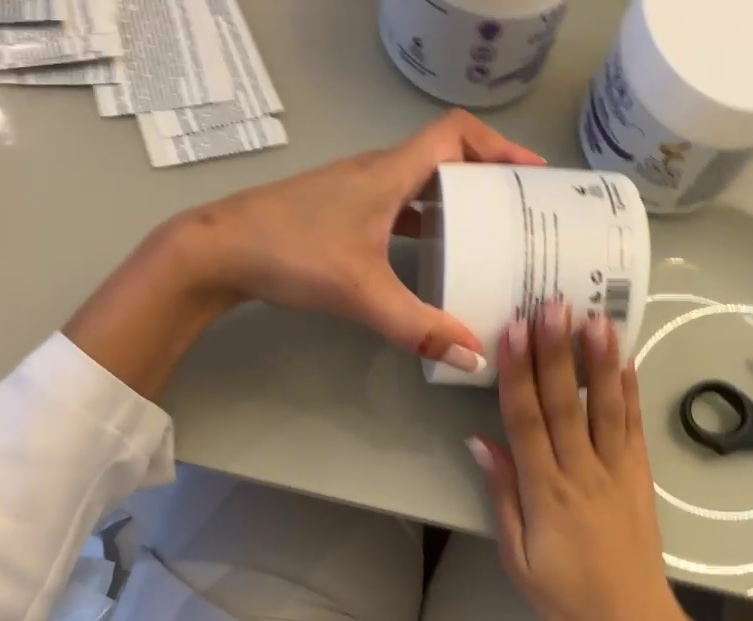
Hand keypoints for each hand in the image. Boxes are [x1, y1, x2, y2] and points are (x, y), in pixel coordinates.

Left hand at [64, 110, 542, 396]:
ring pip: (421, 184)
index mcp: (390, 172)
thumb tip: (473, 355)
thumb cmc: (291, 253)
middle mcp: (377, 172)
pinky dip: (427, 222)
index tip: (532, 174)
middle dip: (488, 178)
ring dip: (457, 201)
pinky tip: (437, 253)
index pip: (456, 134)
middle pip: (446, 157)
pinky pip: (400, 207)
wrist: (220, 250)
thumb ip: (419, 328)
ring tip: (492, 232)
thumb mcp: (363, 293)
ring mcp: (357, 192)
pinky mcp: (343, 214)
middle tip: (521, 211)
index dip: (500, 146)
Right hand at [471, 302, 752, 620]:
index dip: (519, 375)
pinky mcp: (642, 476)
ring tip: (596, 316)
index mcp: (548, 495)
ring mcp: (619, 472)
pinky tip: (625, 360)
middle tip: (553, 303)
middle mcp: (584, 474)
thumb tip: (481, 443)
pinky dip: (630, 391)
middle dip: (557, 352)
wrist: (632, 620)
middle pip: (566, 405)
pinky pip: (635, 427)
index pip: (528, 423)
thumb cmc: (566, 596)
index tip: (513, 332)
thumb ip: (504, 496)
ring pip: (607, 407)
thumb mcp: (519, 558)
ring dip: (600, 361)